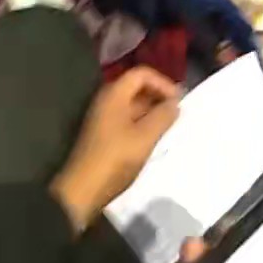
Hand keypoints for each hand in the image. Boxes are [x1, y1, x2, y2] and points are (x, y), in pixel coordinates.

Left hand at [49, 67, 179, 231]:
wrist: (83, 189)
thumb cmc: (115, 158)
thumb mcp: (144, 137)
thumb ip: (162, 117)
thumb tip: (175, 103)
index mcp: (115, 93)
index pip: (142, 73)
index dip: (162, 82)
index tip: (179, 100)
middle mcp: (107, 99)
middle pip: (137, 87)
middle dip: (158, 96)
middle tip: (177, 112)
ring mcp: (104, 116)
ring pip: (133, 104)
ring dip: (152, 111)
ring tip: (169, 125)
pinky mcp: (104, 133)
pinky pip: (127, 118)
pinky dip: (142, 123)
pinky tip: (154, 137)